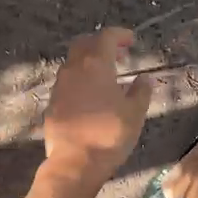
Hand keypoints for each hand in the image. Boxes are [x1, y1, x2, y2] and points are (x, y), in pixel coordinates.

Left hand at [43, 27, 153, 184]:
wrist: (75, 163)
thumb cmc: (109, 135)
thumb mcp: (134, 114)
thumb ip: (141, 92)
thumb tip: (145, 79)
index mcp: (96, 64)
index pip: (107, 37)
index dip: (120, 35)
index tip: (131, 40)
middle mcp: (74, 69)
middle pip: (85, 44)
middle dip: (101, 44)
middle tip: (117, 55)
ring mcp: (59, 87)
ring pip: (73, 64)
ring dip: (88, 64)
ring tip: (104, 77)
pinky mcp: (52, 105)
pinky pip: (67, 84)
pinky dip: (79, 83)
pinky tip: (89, 98)